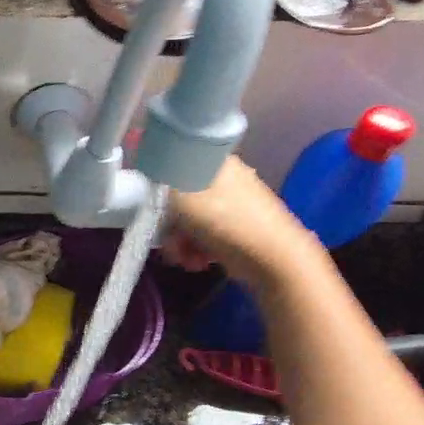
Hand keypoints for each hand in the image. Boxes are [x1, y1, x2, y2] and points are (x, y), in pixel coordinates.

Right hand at [161, 157, 322, 290]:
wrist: (275, 260)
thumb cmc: (225, 222)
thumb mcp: (181, 197)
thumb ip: (158, 183)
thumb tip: (148, 177)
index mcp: (215, 162)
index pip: (174, 162)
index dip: (157, 183)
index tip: (149, 203)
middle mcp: (225, 178)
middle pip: (179, 196)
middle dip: (168, 222)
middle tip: (166, 239)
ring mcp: (233, 205)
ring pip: (189, 218)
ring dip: (180, 241)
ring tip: (184, 258)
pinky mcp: (236, 229)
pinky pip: (204, 234)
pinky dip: (196, 249)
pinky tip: (197, 263)